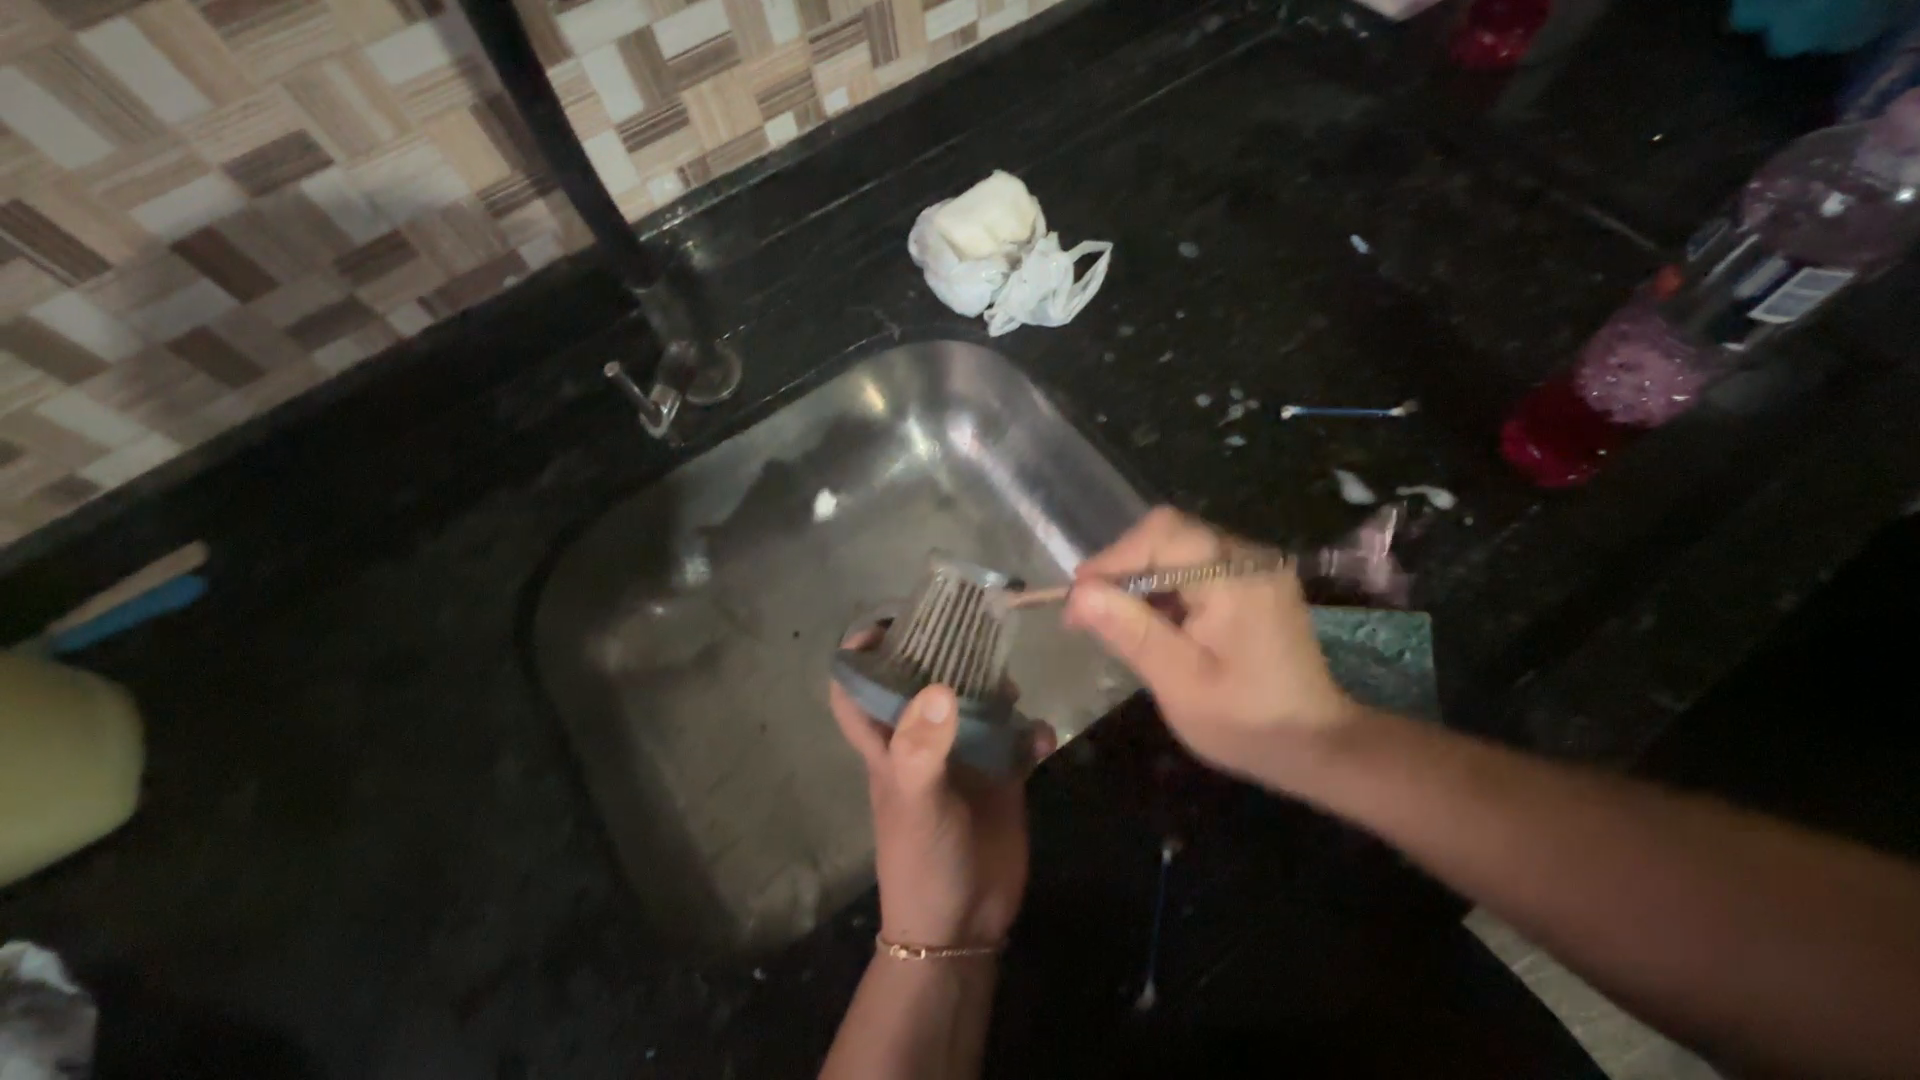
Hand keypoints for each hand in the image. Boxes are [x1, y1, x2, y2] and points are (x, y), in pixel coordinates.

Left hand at [829, 628, 1055, 947]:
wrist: (963, 923)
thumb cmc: (922, 860)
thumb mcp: (915, 801)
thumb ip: (922, 747)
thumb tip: (938, 687)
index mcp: (889, 744)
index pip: (856, 691)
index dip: (859, 656)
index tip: (889, 623)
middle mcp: (924, 741)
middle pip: (924, 683)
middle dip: (943, 654)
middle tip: (970, 624)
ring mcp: (965, 757)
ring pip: (977, 704)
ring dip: (995, 687)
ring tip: (1013, 674)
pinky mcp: (1003, 776)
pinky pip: (1019, 741)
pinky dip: (1032, 733)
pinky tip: (1042, 739)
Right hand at [1063, 506, 1357, 781]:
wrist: (1315, 746)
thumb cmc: (1244, 721)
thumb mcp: (1177, 681)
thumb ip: (1130, 630)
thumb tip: (1078, 593)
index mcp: (1235, 576)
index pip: (1160, 535)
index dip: (1111, 560)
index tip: (1078, 603)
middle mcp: (1250, 557)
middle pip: (1170, 534)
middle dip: (1124, 568)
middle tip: (1093, 613)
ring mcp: (1258, 567)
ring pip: (1181, 547)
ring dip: (1143, 578)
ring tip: (1119, 623)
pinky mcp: (1257, 583)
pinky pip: (1200, 566)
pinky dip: (1168, 586)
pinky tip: (1157, 624)